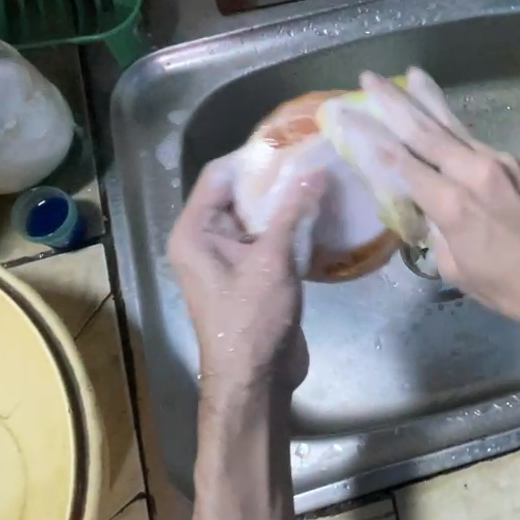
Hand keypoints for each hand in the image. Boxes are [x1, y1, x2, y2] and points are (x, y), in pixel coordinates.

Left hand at [168, 156, 324, 401]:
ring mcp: (231, 260)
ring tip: (324, 181)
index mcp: (194, 232)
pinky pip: (271, 241)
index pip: (218, 176)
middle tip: (315, 158)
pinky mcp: (254, 276)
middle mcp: (206, 241)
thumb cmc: (252, 319)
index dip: (252, 156)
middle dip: (275, 178)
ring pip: (259, 218)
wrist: (257, 379)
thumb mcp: (272, 261)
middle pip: (240, 195)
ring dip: (288, 204)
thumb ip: (293, 212)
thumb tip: (316, 168)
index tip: (291, 141)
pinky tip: (323, 217)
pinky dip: (293, 229)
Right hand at [353, 70, 519, 342]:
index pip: (399, 162)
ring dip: (428, 102)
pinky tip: (446, 122)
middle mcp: (476, 172)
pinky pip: (479, 143)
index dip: (368, 137)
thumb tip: (428, 211)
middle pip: (426, 129)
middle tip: (369, 78)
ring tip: (411, 76)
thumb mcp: (461, 271)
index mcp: (454, 204)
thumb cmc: (516, 291)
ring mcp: (503, 164)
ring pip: (456, 127)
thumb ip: (437, 234)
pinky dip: (457, 129)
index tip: (346, 116)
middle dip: (394, 102)